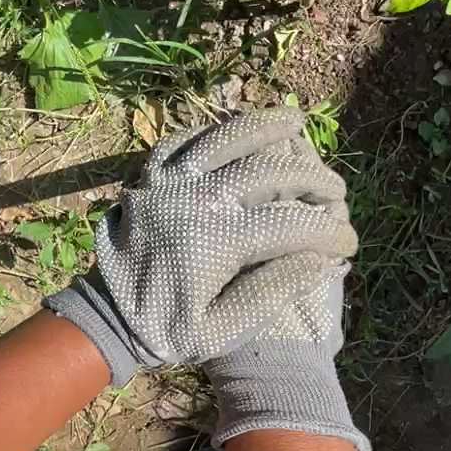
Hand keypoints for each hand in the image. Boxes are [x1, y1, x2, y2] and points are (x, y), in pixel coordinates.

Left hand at [43, 106, 354, 385]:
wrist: (104, 315)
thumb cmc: (162, 329)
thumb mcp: (219, 330)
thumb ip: (269, 294)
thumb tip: (316, 261)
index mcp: (217, 240)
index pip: (292, 224)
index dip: (329, 233)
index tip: (346, 243)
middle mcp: (194, 200)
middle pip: (269, 171)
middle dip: (312, 178)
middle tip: (335, 190)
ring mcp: (166, 182)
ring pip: (224, 139)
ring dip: (264, 126)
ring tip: (295, 120)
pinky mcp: (145, 178)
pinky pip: (179, 141)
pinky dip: (208, 131)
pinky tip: (228, 130)